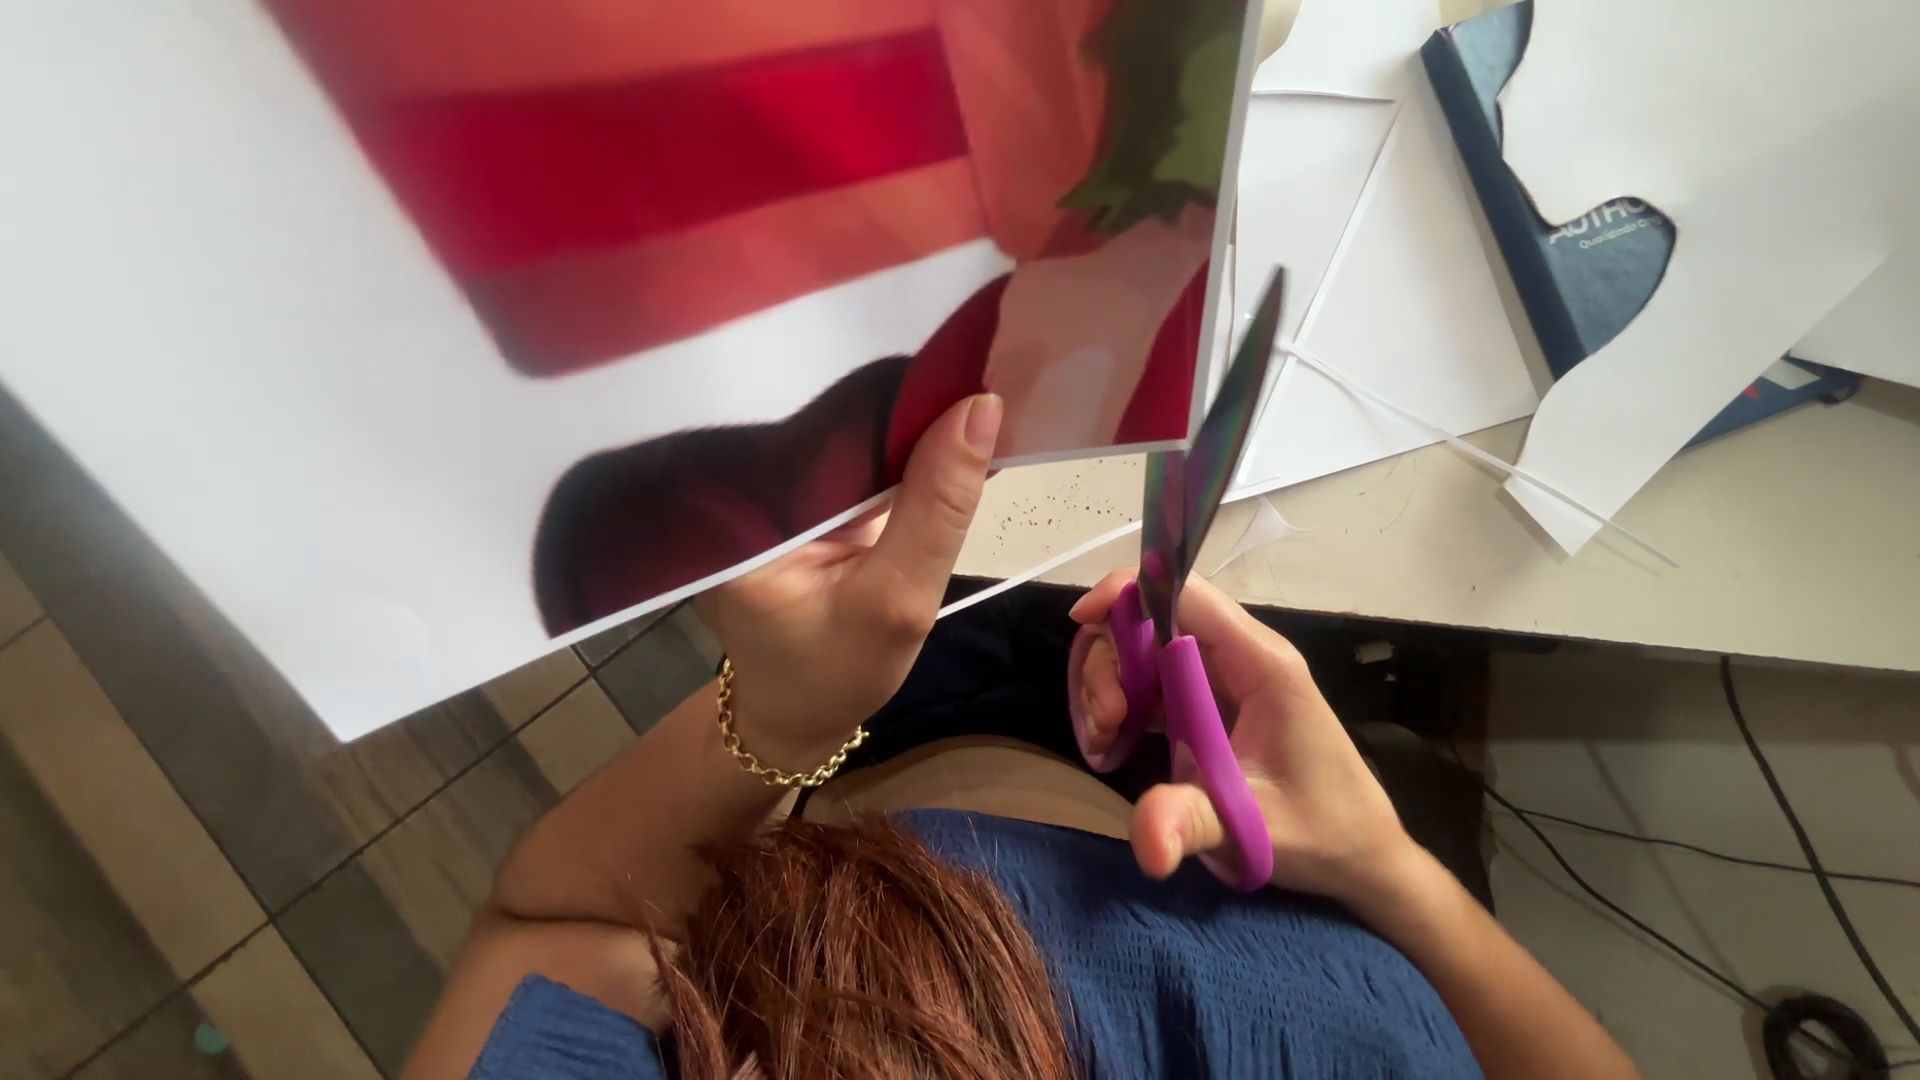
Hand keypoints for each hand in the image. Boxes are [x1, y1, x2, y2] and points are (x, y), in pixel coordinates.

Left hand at [695, 394, 1001, 769]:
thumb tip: (981, 409)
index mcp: (741, 507)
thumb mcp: (899, 599)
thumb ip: (937, 508)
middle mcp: (745, 485)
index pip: (816, 420)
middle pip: (828, 421)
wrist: (801, 714)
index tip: (956, 364)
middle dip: (897, 401)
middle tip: (970, 364)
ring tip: (959, 386)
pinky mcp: (800, 502)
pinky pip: (851, 464)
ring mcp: (772, 493)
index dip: (887, 391)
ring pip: (845, 440)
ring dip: (901, 426)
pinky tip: (934, 433)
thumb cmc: (838, 673)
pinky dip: (894, 457)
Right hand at [1070, 570, 1423, 906]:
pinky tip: (1112, 747)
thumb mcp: (1253, 826)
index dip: (1129, 592)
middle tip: (1103, 725)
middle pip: (1149, 622)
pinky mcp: (1204, 700)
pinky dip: (1118, 705)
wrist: (1358, 855)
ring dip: (1107, 688)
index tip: (1082, 621)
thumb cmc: (1322, 830)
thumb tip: (1144, 844)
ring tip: (1105, 744)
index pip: (1186, 594)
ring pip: (1140, 650)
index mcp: (1260, 663)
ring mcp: (1218, 677)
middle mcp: (1236, 657)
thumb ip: (1193, 822)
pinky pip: (1146, 680)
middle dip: (1109, 664)